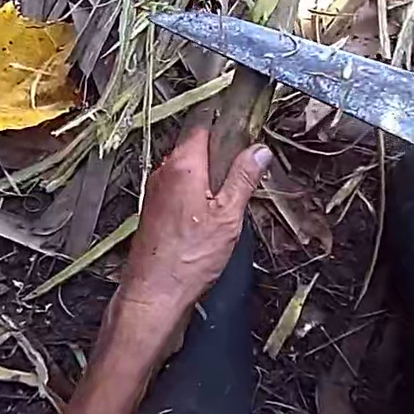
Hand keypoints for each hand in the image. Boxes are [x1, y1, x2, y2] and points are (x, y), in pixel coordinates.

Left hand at [111, 128, 270, 350]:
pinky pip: (178, 187)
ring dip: (208, 176)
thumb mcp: (229, 215)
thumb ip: (243, 178)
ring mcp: (156, 189)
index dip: (224, 122)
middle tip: (242, 172)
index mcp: (183, 164)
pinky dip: (195, 193)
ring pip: (187, 168)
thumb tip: (258, 151)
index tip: (242, 127)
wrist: (155, 292)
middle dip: (219, 154)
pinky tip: (207, 216)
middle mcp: (164, 171)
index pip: (202, 123)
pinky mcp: (154, 207)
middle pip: (195, 145)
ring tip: (227, 201)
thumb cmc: (188, 257)